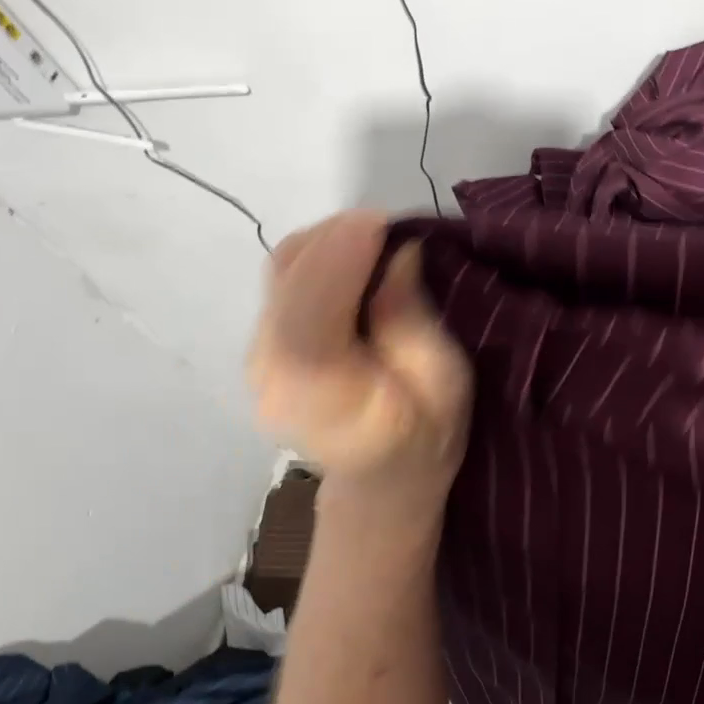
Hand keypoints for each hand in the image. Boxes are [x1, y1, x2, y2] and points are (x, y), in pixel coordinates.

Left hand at [248, 212, 472, 511]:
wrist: (380, 482)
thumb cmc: (424, 439)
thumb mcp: (445, 385)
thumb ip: (413, 321)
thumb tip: (396, 255)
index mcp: (318, 393)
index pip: (310, 310)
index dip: (340, 256)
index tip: (381, 221)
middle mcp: (271, 370)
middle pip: (288, 277)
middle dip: (338, 236)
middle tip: (392, 227)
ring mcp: (258, 355)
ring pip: (281, 268)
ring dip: (328, 241)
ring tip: (377, 240)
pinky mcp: (263, 340)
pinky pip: (285, 277)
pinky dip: (319, 256)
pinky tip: (354, 260)